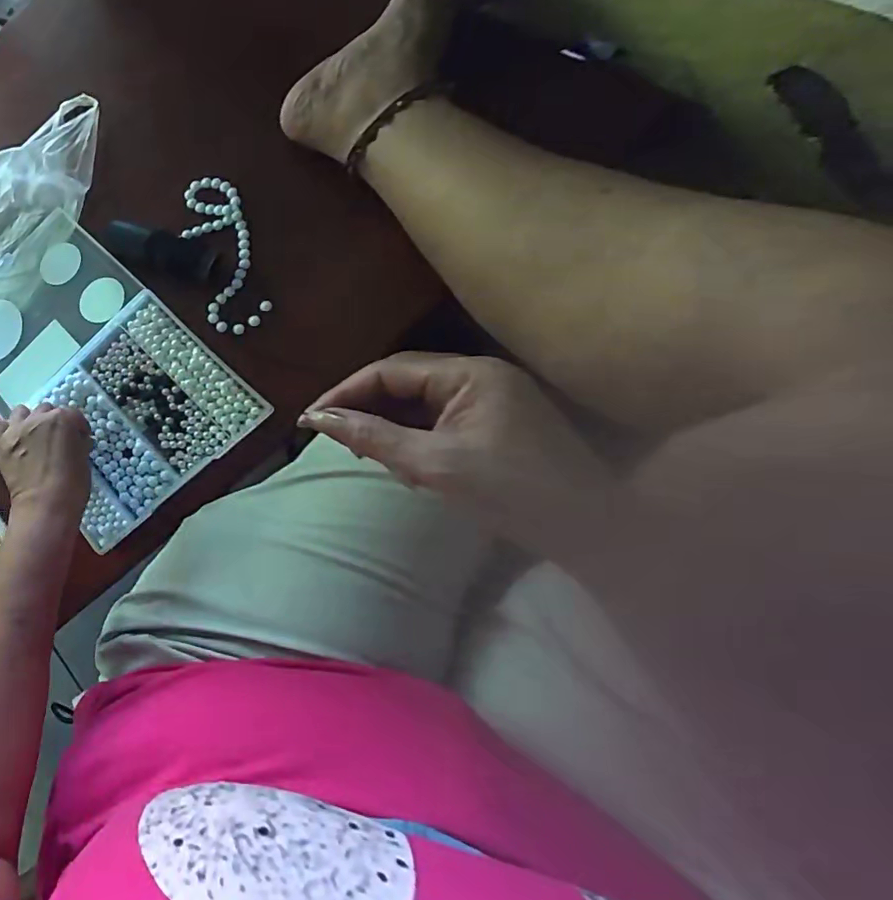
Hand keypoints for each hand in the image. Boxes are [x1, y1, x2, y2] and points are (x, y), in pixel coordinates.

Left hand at [0, 404, 90, 520]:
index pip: (74, 415)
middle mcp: (38, 417)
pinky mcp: (1, 442)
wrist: (44, 505)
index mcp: (63, 419)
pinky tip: (11, 440)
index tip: (79, 440)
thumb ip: (78, 443)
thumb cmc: (72, 486)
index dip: (78, 428)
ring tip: (32, 437)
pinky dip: (4, 429)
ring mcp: (17, 428)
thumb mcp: (84, 460)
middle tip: (55, 441)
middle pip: (46, 410)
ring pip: (22, 412)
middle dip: (53, 422)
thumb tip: (76, 440)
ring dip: (29, 420)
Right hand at [299, 352, 621, 555]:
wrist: (590, 529)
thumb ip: (370, 436)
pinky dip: (405, 434)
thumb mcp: (430, 463)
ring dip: (381, 422)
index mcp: (470, 375)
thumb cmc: (511, 491)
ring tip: (356, 448)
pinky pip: (433, 417)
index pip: (389, 370)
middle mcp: (480, 376)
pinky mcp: (491, 423)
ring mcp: (489, 399)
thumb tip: (316, 419)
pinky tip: (392, 456)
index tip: (310, 420)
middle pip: (401, 381)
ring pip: (414, 401)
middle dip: (361, 406)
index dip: (343, 392)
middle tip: (327, 435)